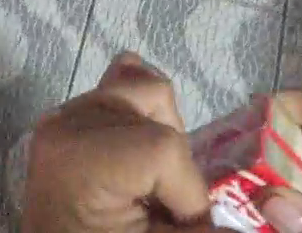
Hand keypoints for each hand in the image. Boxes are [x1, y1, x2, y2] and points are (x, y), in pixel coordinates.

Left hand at [22, 53, 213, 232]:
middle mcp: (69, 120)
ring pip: (140, 84)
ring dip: (159, 130)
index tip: (176, 225)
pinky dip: (139, 111)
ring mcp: (66, 111)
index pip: (164, 145)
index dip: (189, 192)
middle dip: (175, 157)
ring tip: (148, 178)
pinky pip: (115, 84)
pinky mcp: (70, 113)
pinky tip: (136, 154)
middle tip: (163, 203)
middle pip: (155, 101)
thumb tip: (236, 228)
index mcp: (83, 157)